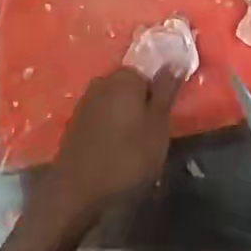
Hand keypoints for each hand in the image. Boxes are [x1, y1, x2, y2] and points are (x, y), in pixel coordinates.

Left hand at [31, 68, 179, 227]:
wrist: (78, 190)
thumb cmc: (126, 158)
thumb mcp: (157, 126)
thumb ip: (165, 92)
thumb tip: (175, 60)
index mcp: (124, 78)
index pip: (148, 77)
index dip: (157, 101)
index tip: (161, 126)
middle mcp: (102, 81)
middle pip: (130, 90)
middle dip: (140, 110)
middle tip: (149, 141)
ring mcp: (85, 101)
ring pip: (114, 105)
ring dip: (124, 122)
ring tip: (132, 152)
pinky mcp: (75, 122)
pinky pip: (100, 119)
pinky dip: (108, 132)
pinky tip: (112, 154)